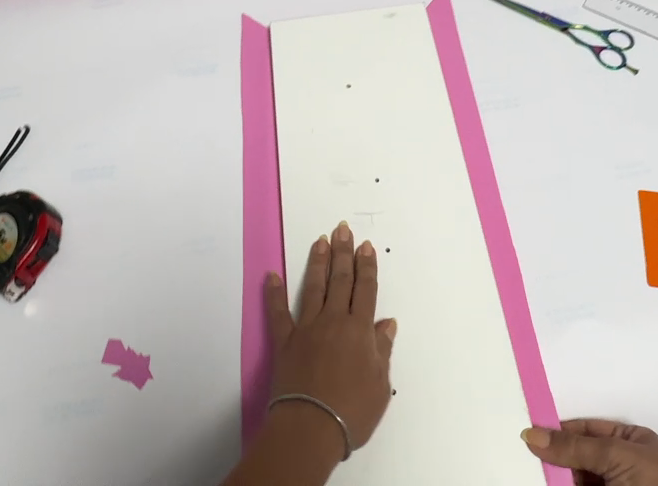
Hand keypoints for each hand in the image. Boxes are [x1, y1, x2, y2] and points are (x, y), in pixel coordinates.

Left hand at [265, 221, 396, 450]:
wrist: (311, 428)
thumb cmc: (352, 412)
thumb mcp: (380, 385)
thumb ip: (382, 350)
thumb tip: (387, 323)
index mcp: (360, 330)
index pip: (366, 290)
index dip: (366, 267)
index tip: (366, 246)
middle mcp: (334, 321)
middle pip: (341, 281)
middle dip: (343, 253)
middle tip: (343, 230)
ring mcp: (307, 329)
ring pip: (314, 288)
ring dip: (318, 263)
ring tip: (320, 241)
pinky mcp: (285, 342)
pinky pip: (278, 313)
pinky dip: (273, 294)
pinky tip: (271, 275)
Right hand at [522, 419, 657, 485]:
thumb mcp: (616, 456)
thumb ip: (575, 446)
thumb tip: (532, 434)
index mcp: (631, 442)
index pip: (587, 429)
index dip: (559, 429)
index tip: (530, 431)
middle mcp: (622, 465)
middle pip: (578, 455)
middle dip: (554, 455)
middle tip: (524, 451)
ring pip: (575, 478)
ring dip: (554, 476)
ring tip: (527, 468)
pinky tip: (545, 481)